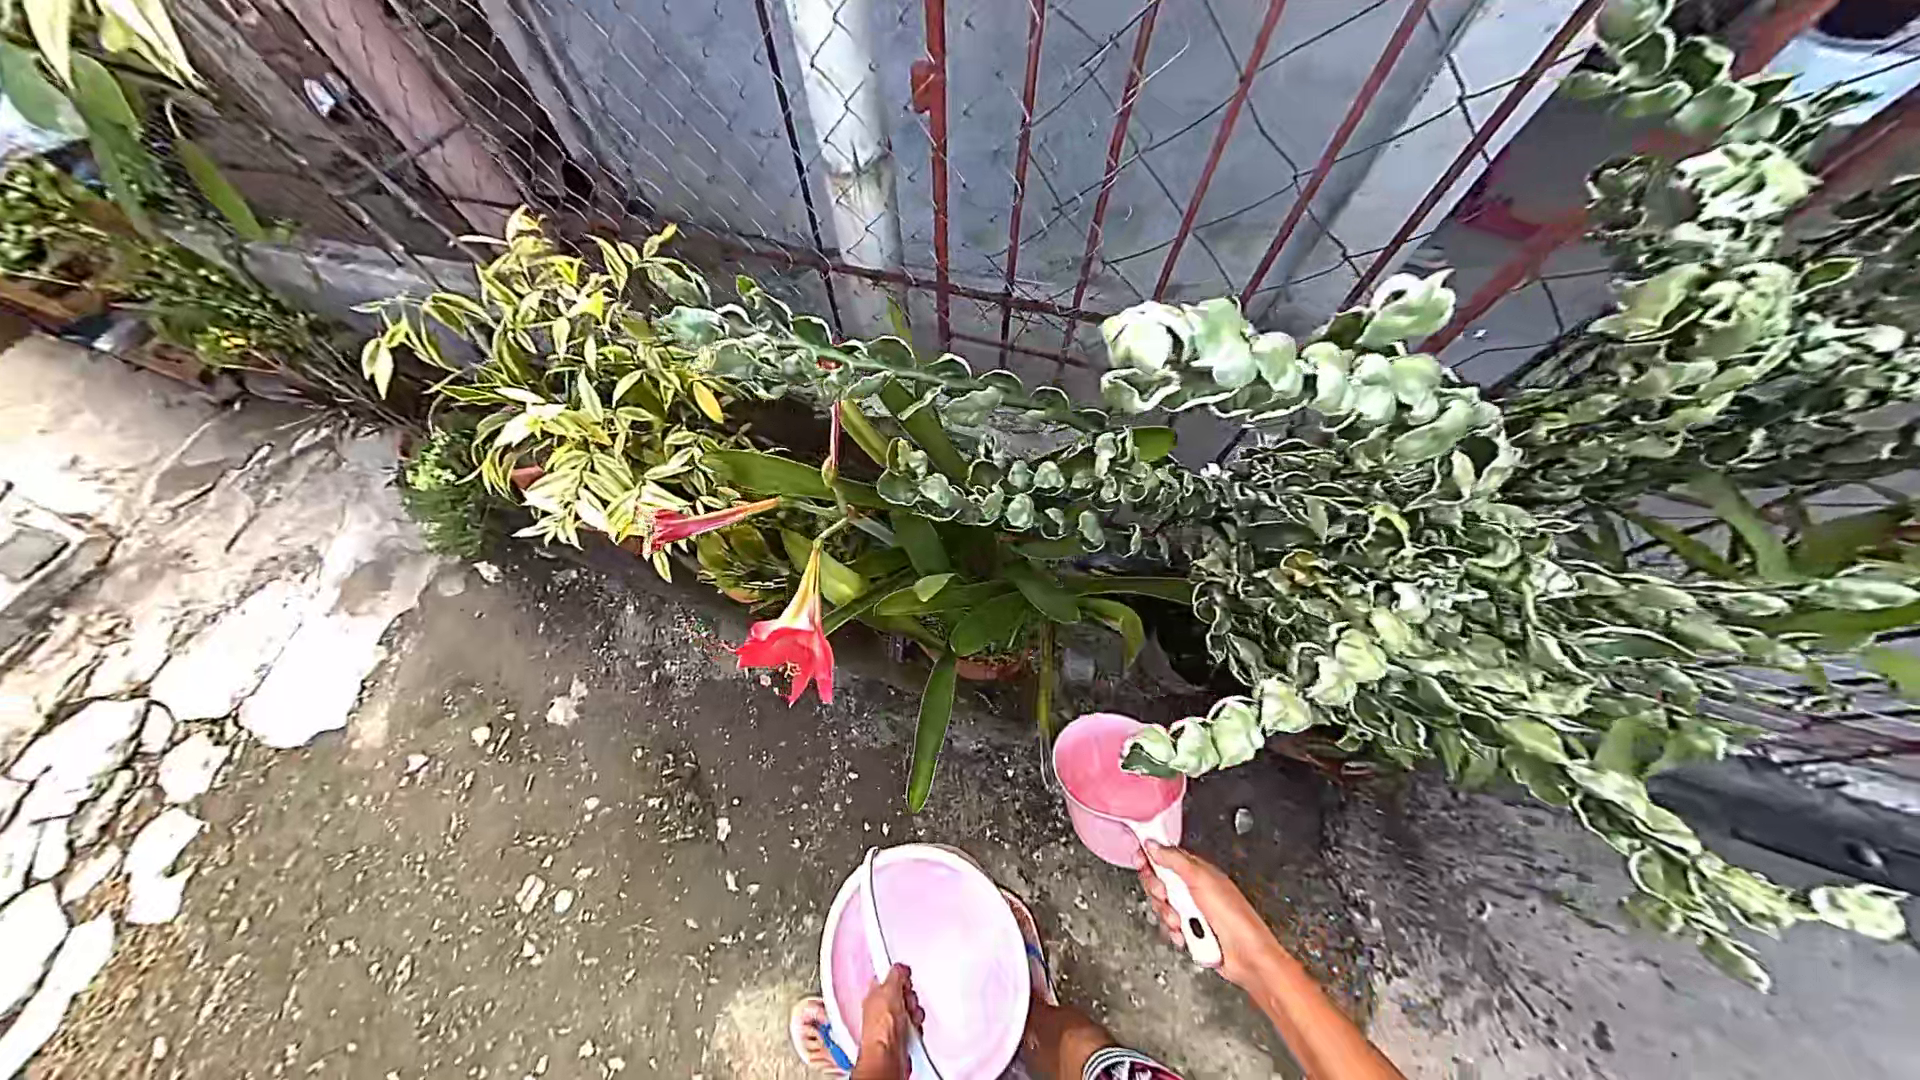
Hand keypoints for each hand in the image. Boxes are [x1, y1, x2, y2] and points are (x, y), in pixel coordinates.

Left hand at [852, 964, 923, 1078]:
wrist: (888, 1056)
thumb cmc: (882, 1027)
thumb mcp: (890, 988)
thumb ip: (896, 974)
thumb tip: (900, 968)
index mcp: (874, 995)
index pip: (887, 978)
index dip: (898, 976)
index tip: (905, 976)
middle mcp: (881, 1010)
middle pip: (902, 994)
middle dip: (910, 995)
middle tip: (908, 1000)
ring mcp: (891, 1025)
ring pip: (910, 1009)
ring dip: (914, 1011)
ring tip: (911, 1016)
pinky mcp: (901, 1038)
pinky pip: (914, 1025)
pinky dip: (916, 1026)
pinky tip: (913, 1028)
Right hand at [1137, 841, 1285, 988]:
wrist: (1249, 959)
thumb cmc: (1235, 918)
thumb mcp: (1201, 879)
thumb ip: (1174, 859)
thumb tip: (1153, 844)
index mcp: (1196, 871)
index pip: (1164, 857)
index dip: (1150, 858)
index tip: (1141, 862)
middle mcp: (1192, 889)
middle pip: (1158, 882)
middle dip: (1157, 891)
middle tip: (1167, 896)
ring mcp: (1191, 911)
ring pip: (1161, 907)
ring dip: (1168, 915)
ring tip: (1182, 922)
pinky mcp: (1191, 932)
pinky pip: (1169, 928)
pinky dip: (1175, 933)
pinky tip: (1186, 935)